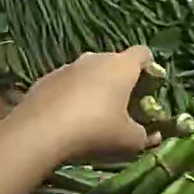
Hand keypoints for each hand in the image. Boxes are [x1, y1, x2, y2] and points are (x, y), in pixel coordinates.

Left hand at [8, 47, 158, 160]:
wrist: (40, 132)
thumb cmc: (96, 130)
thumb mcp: (129, 140)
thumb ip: (145, 136)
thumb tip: (153, 136)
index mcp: (121, 66)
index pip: (143, 53)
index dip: (150, 67)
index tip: (150, 87)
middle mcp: (94, 58)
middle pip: (114, 62)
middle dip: (121, 80)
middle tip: (124, 106)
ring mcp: (67, 67)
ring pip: (88, 72)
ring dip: (95, 88)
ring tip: (94, 114)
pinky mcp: (45, 79)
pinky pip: (67, 84)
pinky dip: (72, 95)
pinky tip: (69, 118)